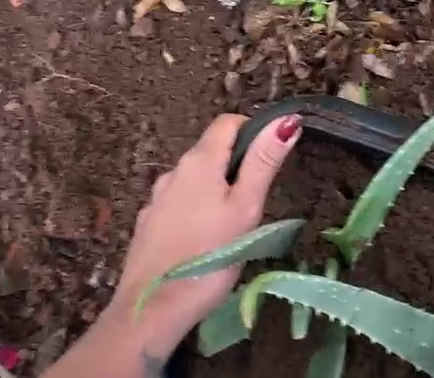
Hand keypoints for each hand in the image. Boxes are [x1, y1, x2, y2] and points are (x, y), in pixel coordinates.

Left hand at [61, 113, 300, 373]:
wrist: (150, 315)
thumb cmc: (208, 258)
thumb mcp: (246, 208)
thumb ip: (264, 161)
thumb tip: (286, 118)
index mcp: (200, 161)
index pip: (227, 122)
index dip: (252, 129)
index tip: (268, 156)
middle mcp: (174, 172)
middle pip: (210, 150)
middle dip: (234, 164)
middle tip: (255, 197)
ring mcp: (156, 200)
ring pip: (193, 179)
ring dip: (213, 188)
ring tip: (230, 223)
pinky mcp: (146, 227)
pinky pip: (176, 205)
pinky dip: (193, 210)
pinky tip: (201, 240)